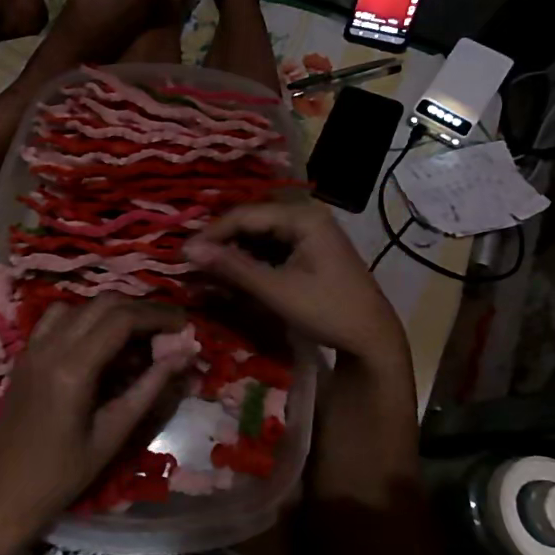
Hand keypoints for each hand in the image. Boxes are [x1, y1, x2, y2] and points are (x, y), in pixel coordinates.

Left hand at [0, 297, 190, 542]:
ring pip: (82, 305)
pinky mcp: (25, 353)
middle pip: (104, 303)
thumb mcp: (114, 433)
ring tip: (139, 336)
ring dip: (114, 311)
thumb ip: (150, 388)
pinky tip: (101, 342)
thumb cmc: (62, 474)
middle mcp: (50, 346)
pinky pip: (58, 317)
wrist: (3, 492)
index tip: (184, 324)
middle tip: (168, 329)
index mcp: (72, 369)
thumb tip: (185, 354)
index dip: (158, 316)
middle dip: (141, 309)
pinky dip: (86, 318)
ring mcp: (33, 346)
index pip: (123, 319)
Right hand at [183, 202, 407, 364]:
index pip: (245, 215)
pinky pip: (271, 249)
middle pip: (251, 223)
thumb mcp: (277, 290)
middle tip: (191, 264)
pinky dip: (251, 262)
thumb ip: (233, 268)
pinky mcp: (309, 252)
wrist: (372, 338)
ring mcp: (309, 234)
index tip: (183, 254)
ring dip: (234, 254)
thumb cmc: (328, 311)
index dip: (212, 234)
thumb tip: (188, 249)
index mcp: (303, 217)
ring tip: (207, 272)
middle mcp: (306, 217)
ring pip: (259, 237)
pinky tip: (232, 276)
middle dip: (221, 243)